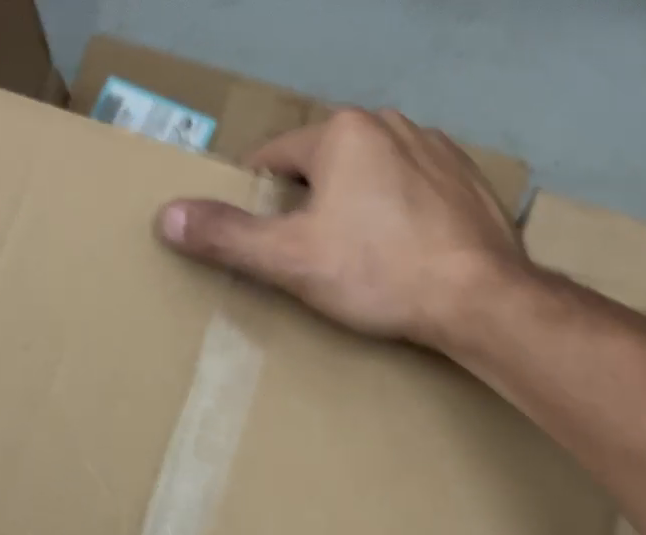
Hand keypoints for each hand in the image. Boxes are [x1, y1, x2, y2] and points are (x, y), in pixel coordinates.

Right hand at [156, 108, 529, 350]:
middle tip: (311, 257)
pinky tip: (405, 254)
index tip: (260, 236)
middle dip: (312, 204)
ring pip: (375, 177)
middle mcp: (392, 124)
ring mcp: (438, 150)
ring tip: (360, 260)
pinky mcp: (469, 182)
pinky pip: (416, 192)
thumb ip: (228, 237)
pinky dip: (401, 215)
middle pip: (328, 166)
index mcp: (344, 132)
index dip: (259, 196)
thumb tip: (166, 216)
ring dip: (358, 208)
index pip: (276, 157)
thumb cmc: (379, 274)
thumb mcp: (291, 261)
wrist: (479, 298)